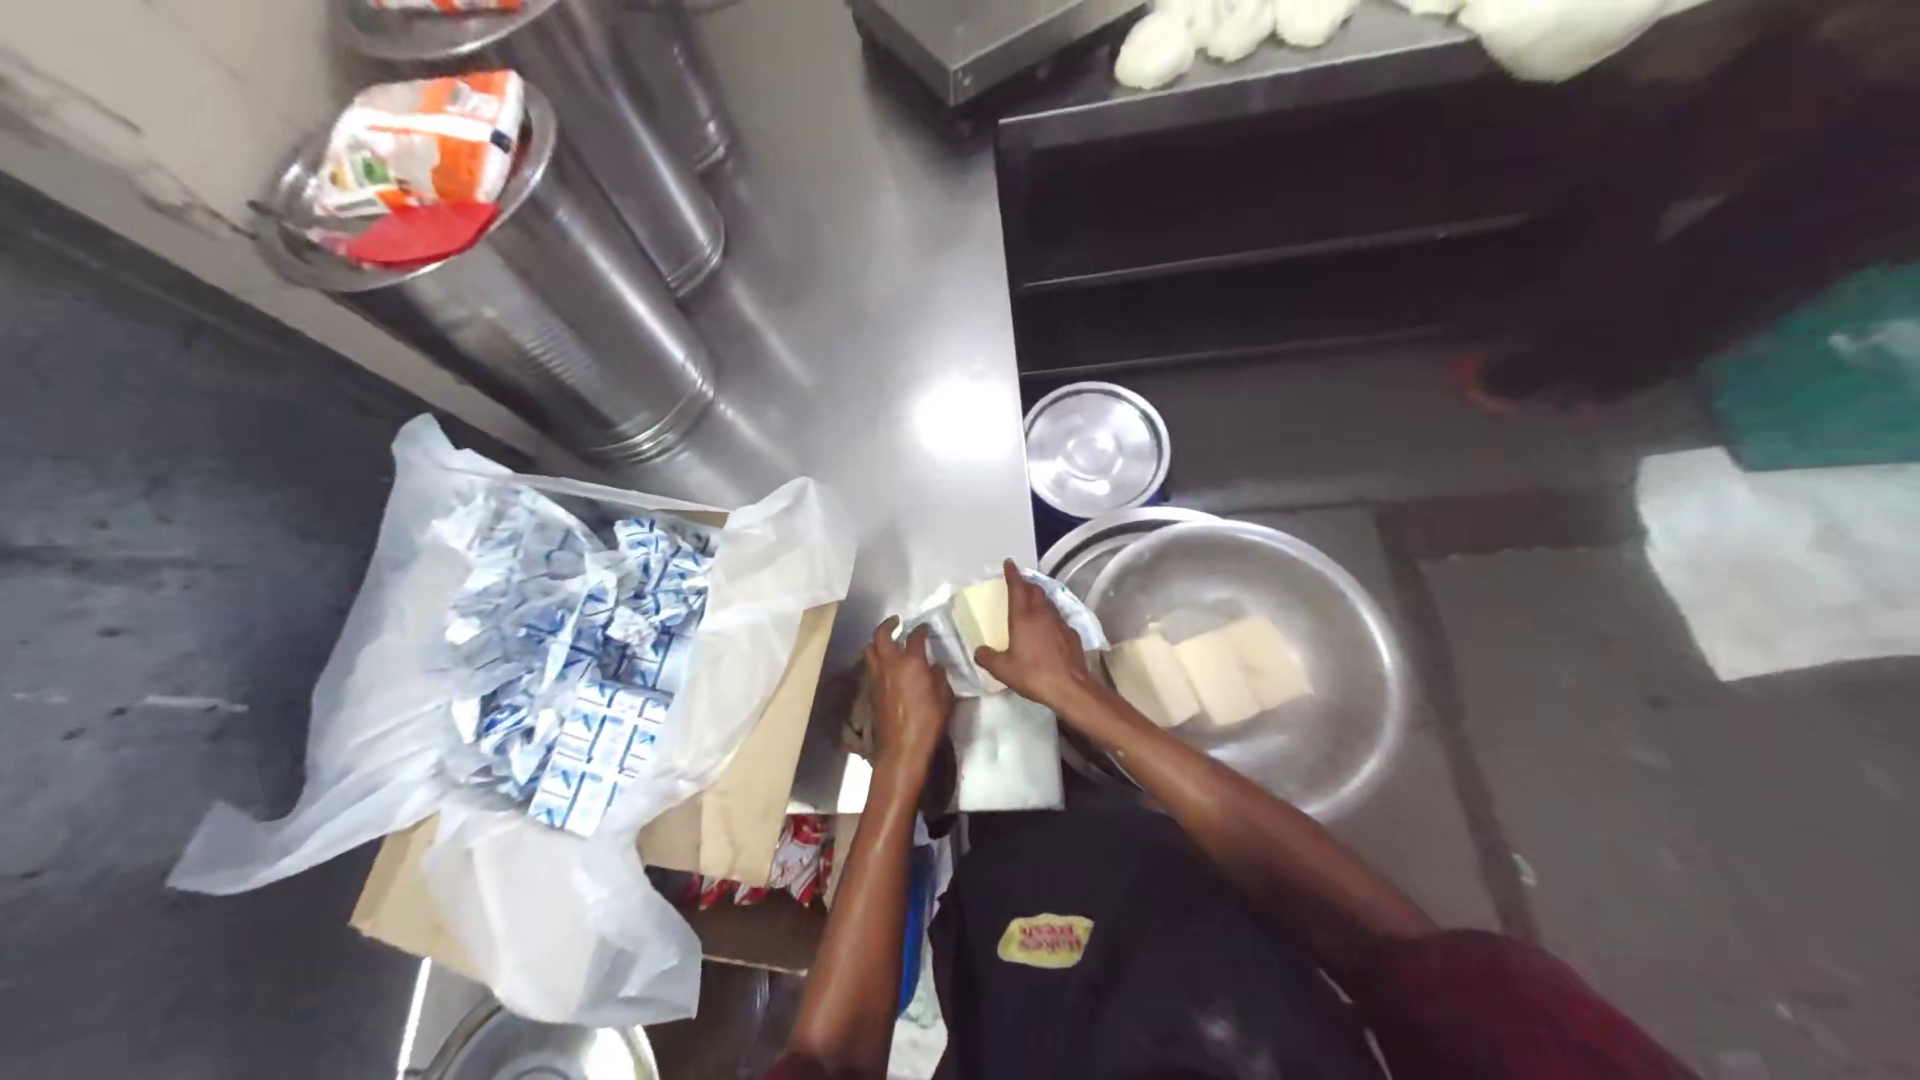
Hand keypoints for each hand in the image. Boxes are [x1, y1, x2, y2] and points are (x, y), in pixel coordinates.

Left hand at [864, 617, 953, 771]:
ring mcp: (877, 677)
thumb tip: (935, 666)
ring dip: (877, 641)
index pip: (914, 637)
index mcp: (911, 663)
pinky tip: (886, 664)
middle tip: (896, 621)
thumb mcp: (944, 698)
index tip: (924, 627)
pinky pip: (870, 666)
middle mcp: (890, 664)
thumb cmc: (928, 722)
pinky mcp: (870, 690)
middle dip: (888, 625)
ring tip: (887, 641)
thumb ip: (939, 678)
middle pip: (881, 636)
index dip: (920, 629)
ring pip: (870, 650)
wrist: (901, 748)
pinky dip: (876, 658)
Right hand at [973, 559, 1096, 710]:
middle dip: (1026, 584)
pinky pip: (1058, 618)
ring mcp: (1060, 622)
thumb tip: (979, 651)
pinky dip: (1050, 616)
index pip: (1017, 587)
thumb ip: (987, 657)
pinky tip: (1048, 627)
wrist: (1070, 687)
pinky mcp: (1072, 634)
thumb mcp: (1003, 669)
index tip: (1009, 563)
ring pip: (1048, 602)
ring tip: (1032, 601)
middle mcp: (1042, 614)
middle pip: (1035, 590)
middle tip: (1019, 583)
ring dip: (1039, 598)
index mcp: (1023, 617)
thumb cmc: (1033, 674)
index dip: (1012, 574)